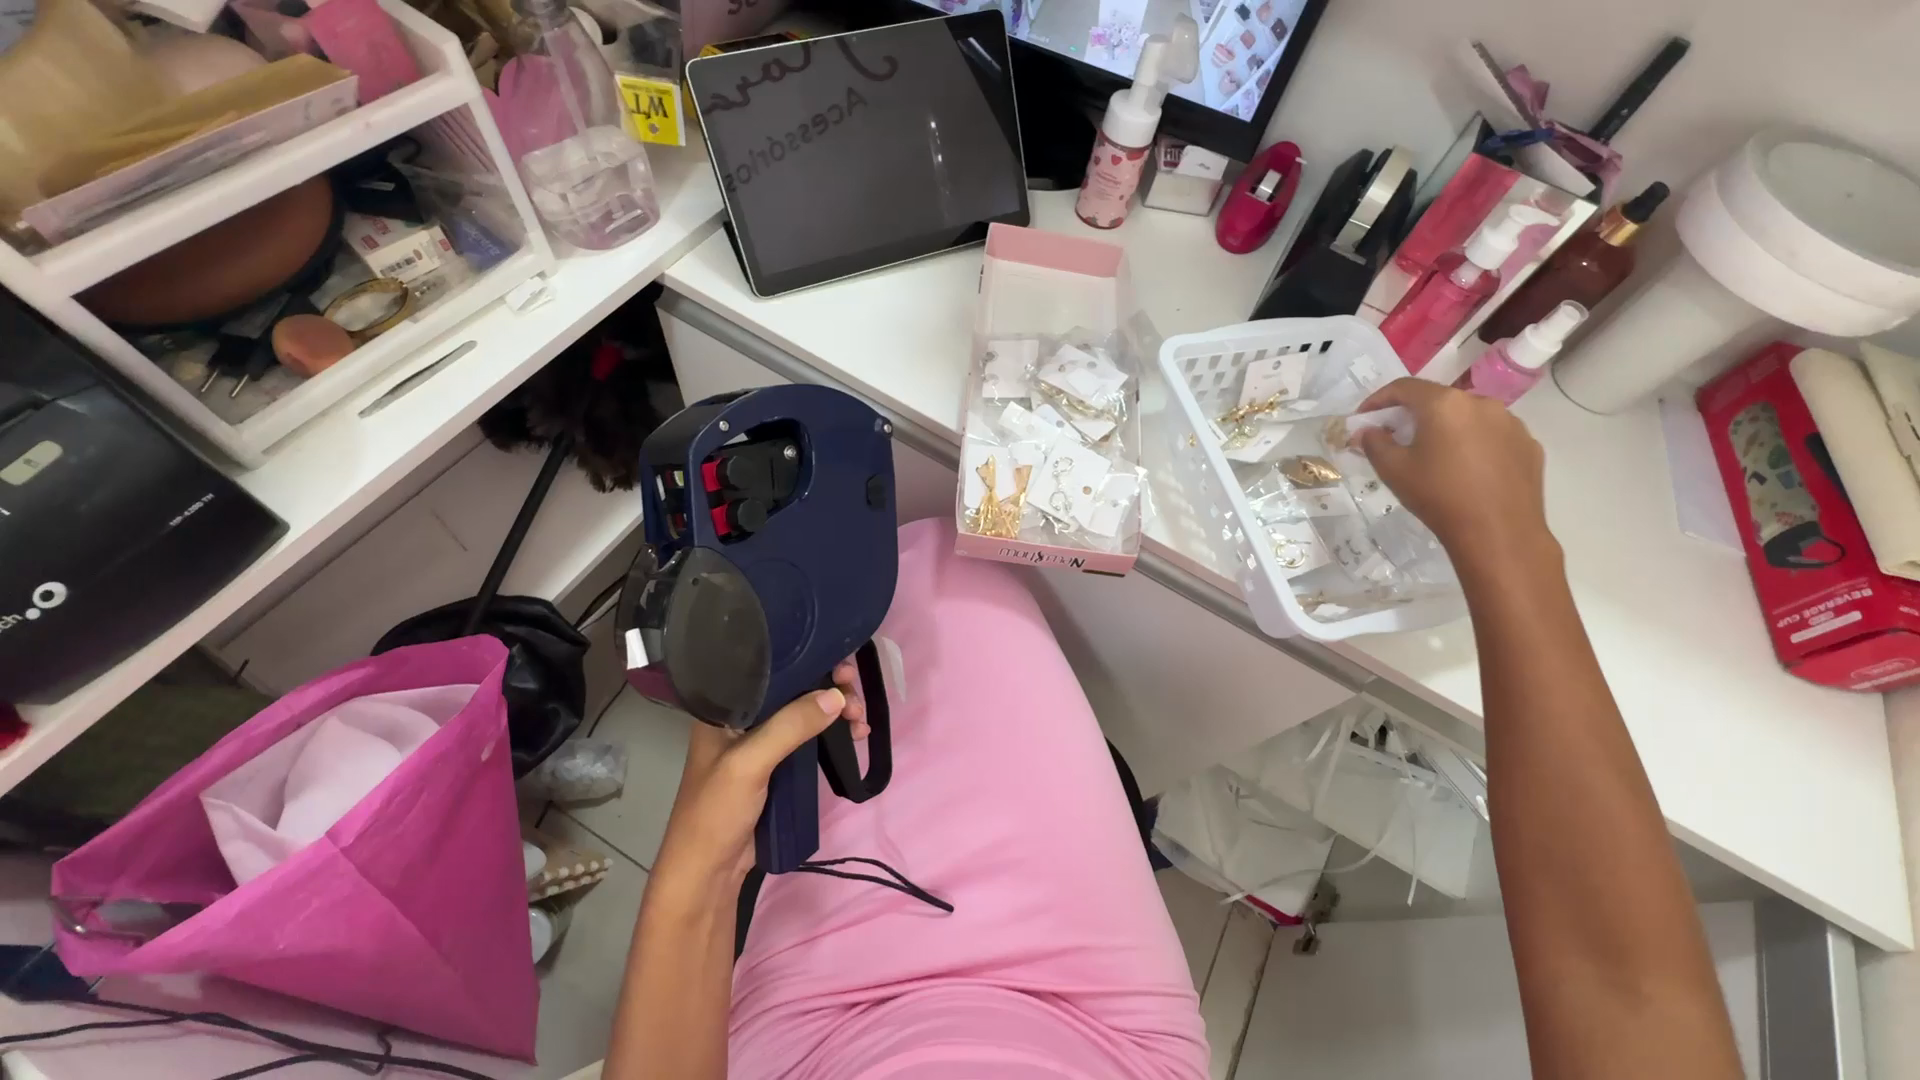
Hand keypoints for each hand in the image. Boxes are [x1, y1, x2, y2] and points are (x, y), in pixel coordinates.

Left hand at [649, 661, 866, 893]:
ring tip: (861, 722)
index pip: (770, 672)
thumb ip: (790, 727)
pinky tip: (855, 735)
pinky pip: (809, 742)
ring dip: (835, 714)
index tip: (842, 667)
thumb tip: (836, 696)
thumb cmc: (715, 812)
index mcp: (723, 709)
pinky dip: (832, 735)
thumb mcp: (749, 764)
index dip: (807, 665)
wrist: (707, 874)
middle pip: (793, 692)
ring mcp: (760, 746)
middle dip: (828, 691)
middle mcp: (742, 720)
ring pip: (805, 716)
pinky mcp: (776, 769)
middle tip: (856, 702)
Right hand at [1350, 379, 1555, 576]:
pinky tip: (1467, 471)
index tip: (1364, 418)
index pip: (1404, 387)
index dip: (1378, 399)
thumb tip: (1367, 431)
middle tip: (1398, 440)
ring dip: (1447, 429)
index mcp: (1444, 404)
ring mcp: (1511, 422)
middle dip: (1414, 416)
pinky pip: (1493, 436)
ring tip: (1436, 458)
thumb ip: (1374, 443)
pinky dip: (1474, 445)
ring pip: (1468, 418)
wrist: (1498, 532)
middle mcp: (1481, 403)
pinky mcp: (1528, 444)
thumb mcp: (1393, 470)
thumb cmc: (1438, 495)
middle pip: (1439, 401)